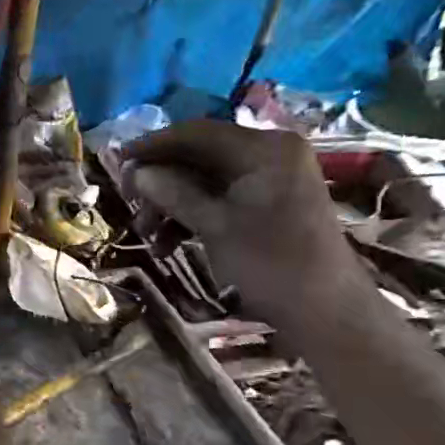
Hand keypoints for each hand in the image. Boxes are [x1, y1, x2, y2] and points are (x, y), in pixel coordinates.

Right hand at [125, 122, 366, 326]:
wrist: (326, 311)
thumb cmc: (271, 264)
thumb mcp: (216, 226)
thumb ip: (175, 193)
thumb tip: (137, 172)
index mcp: (263, 148)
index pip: (197, 133)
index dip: (154, 145)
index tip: (118, 160)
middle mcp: (271, 153)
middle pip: (201, 156)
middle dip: (163, 182)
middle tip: (132, 206)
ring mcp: (274, 179)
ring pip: (209, 181)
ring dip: (175, 205)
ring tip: (149, 238)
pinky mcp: (272, 204)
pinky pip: (225, 199)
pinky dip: (197, 217)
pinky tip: (171, 245)